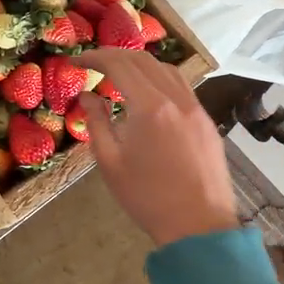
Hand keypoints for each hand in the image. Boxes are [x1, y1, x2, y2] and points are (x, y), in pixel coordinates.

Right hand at [77, 49, 237, 246]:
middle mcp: (176, 99)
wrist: (199, 227)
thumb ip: (96, 122)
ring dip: (139, 65)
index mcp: (149, 107)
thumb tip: (87, 96)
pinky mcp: (207, 122)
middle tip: (92, 64)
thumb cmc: (147, 197)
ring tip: (118, 76)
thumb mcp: (110, 161)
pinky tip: (146, 96)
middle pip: (144, 60)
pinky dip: (158, 80)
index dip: (95, 57)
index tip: (77, 62)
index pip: (119, 64)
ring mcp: (196, 109)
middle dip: (114, 56)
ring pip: (166, 69)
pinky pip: (181, 87)